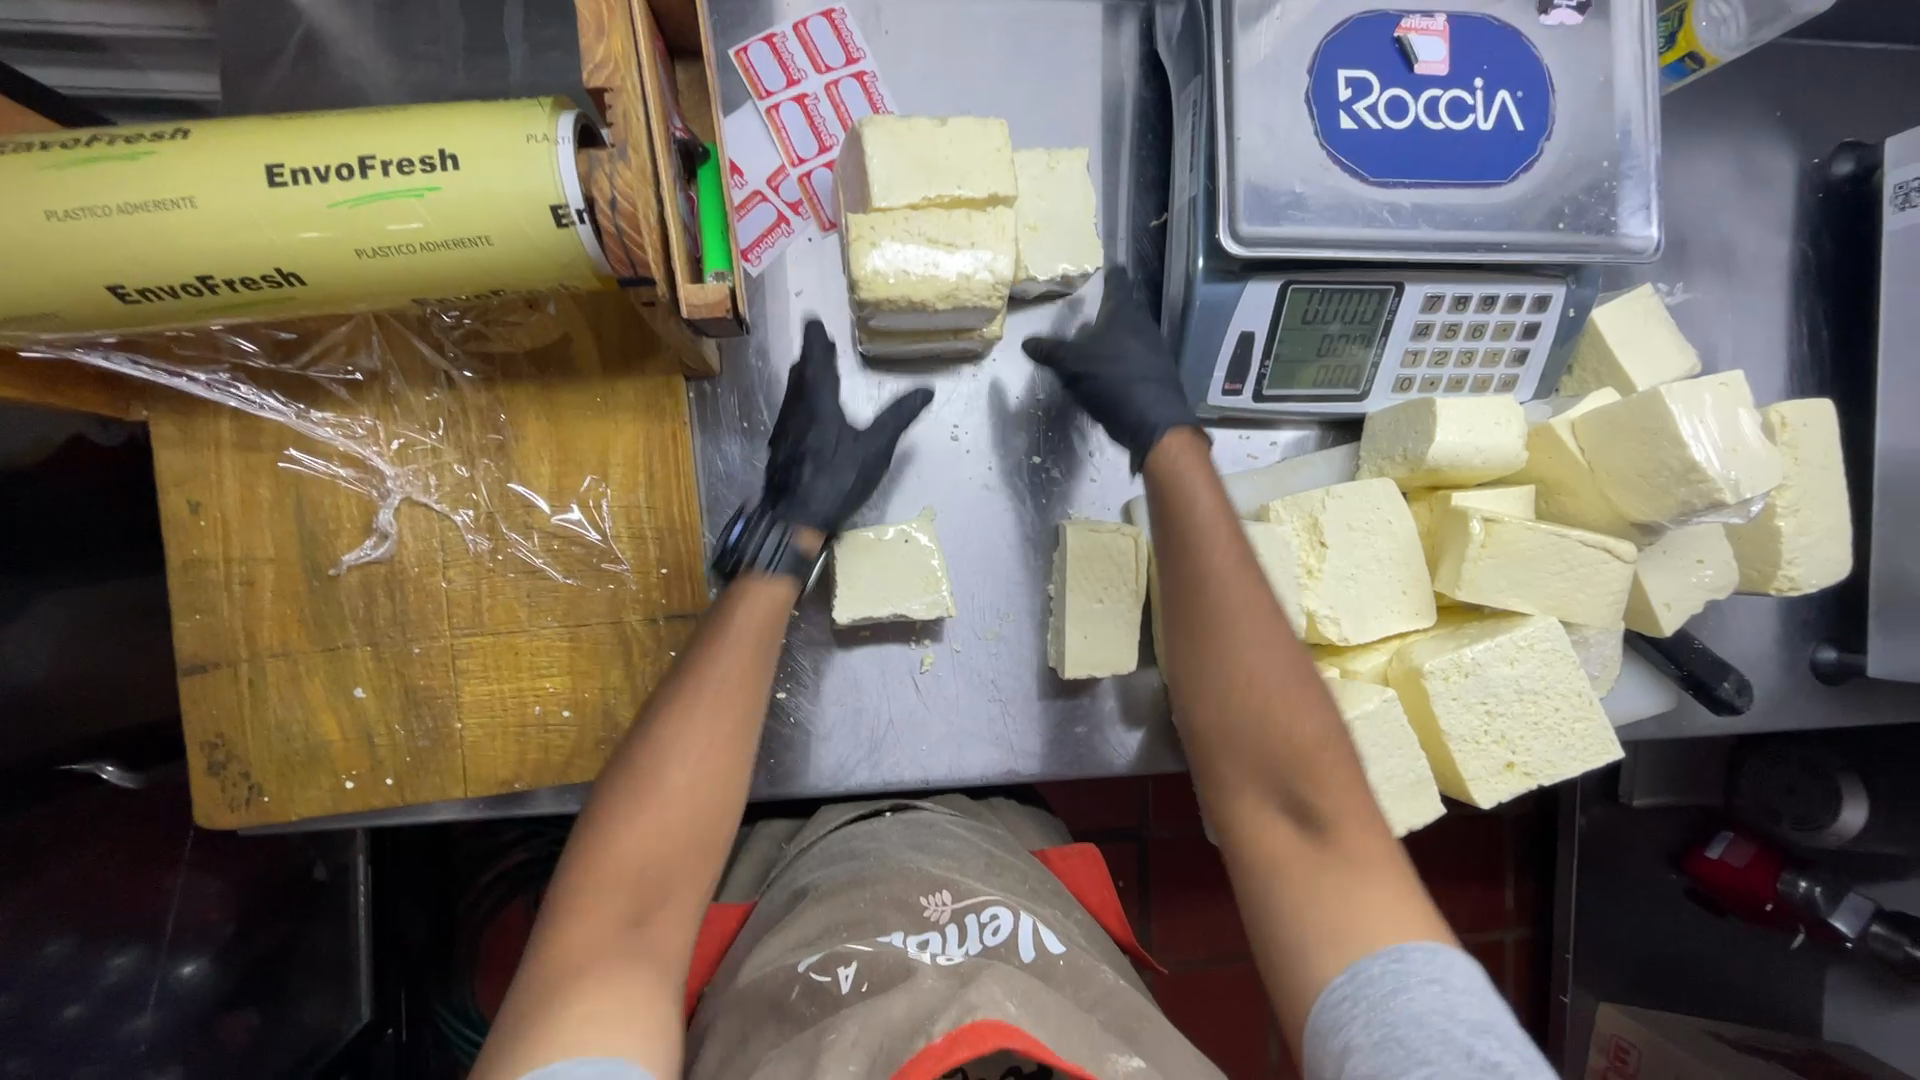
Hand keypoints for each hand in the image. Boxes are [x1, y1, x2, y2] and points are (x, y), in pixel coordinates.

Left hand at [762, 320, 932, 533]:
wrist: (794, 518)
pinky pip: (791, 411)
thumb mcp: (875, 448)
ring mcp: (784, 428)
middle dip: (811, 356)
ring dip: (804, 377)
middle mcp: (796, 407)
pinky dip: (801, 399)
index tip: (815, 321)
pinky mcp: (780, 447)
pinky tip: (809, 413)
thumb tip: (927, 390)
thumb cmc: (837, 479)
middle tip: (820, 344)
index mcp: (818, 400)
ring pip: (793, 392)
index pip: (815, 358)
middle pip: (801, 373)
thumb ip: (899, 417)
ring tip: (816, 371)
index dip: (815, 338)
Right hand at [1022, 267, 1199, 470]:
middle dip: (1108, 311)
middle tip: (1089, 313)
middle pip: (1125, 310)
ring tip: (1094, 346)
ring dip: (1114, 339)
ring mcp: (1154, 349)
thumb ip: (1051, 351)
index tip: (1108, 267)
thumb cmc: (1111, 378)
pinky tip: (1108, 373)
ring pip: (1130, 335)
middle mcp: (1143, 325)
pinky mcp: (1156, 372)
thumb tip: (1027, 342)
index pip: (1118, 282)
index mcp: (1123, 312)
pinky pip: (1134, 358)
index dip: (1111, 274)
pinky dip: (1121, 360)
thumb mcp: (1072, 364)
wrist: (1152, 418)